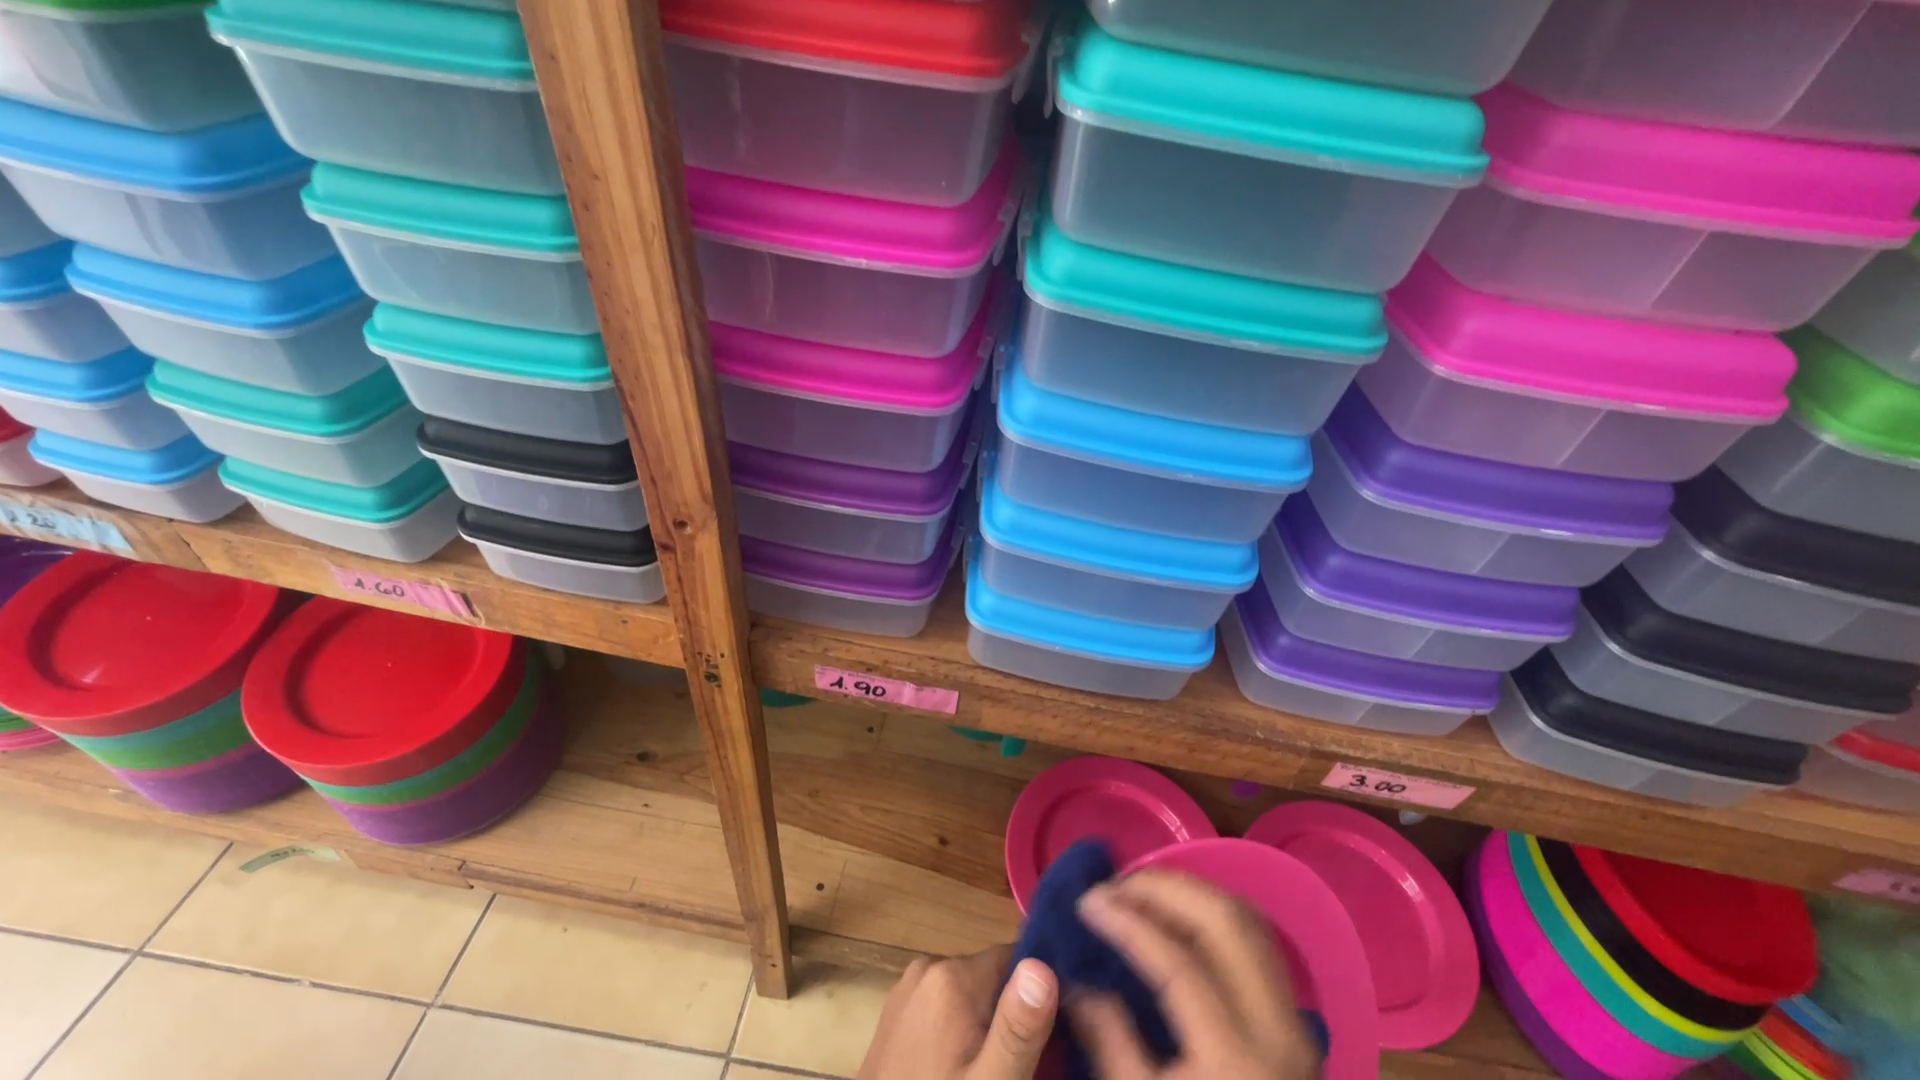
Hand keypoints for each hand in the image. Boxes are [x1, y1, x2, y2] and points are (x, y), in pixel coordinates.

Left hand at [857, 944, 1058, 1079]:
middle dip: (1007, 1013)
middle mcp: (927, 967)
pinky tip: (958, 1064)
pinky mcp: (898, 1009)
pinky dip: (957, 1028)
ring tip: (986, 1065)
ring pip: (968, 992)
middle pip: (991, 977)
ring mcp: (908, 987)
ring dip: (983, 1022)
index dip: (1035, 995)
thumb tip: (1042, 966)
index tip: (1045, 1032)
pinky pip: (942, 1005)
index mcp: (952, 975)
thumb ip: (1017, 1027)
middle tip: (1013, 1061)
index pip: (1015, 958)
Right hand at [1069, 871, 1321, 1079]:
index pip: (1179, 963)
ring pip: (1250, 923)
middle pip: (1225, 924)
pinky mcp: (1295, 1021)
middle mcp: (1277, 1028)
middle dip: (1164, 890)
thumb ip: (1107, 1038)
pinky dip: (1215, 918)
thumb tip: (1075, 977)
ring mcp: (1295, 1021)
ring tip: (1139, 893)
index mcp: (1235, 1058)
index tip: (1087, 900)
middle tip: (1114, 886)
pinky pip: (1258, 943)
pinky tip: (1177, 919)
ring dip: (1192, 896)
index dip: (1129, 922)